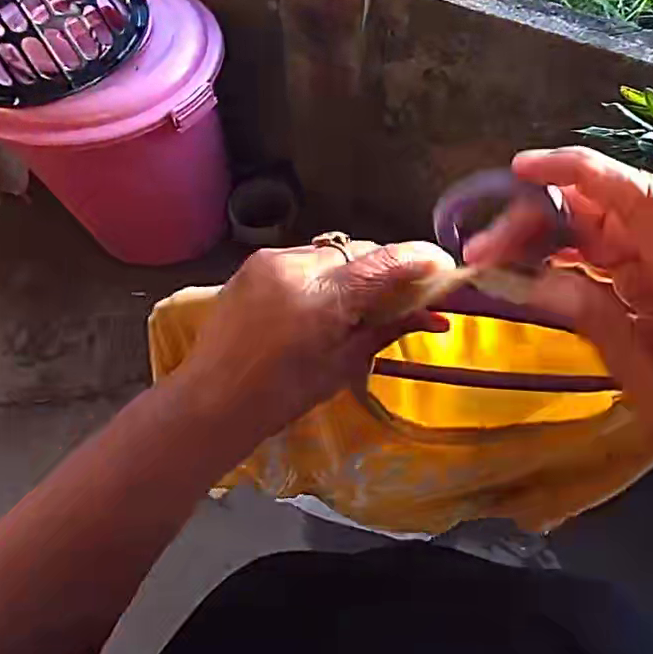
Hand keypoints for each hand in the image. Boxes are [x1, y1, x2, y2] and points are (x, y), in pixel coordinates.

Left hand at [175, 239, 453, 438]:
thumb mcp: (343, 365)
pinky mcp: (256, 262)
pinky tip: (322, 300)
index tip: (443, 265)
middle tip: (404, 294)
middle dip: (387, 268)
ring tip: (358, 301)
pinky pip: (307, 258)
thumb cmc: (280, 396)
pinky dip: (325, 273)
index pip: (385, 262)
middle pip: (362, 250)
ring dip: (355, 269)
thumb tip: (436, 317)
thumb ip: (389, 329)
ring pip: (335, 252)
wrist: (209, 402)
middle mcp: (297, 266)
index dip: (420, 259)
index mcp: (322, 298)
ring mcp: (272, 260)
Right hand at [465, 147, 652, 561]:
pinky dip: (589, 261)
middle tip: (488, 246)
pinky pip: (637, 259)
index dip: (584, 173)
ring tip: (502, 257)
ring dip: (562, 237)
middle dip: (553, 215)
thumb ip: (604, 328)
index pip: (649, 203)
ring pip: (624, 231)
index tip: (522, 168)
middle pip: (626, 211)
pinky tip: (547, 269)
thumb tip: (537, 278)